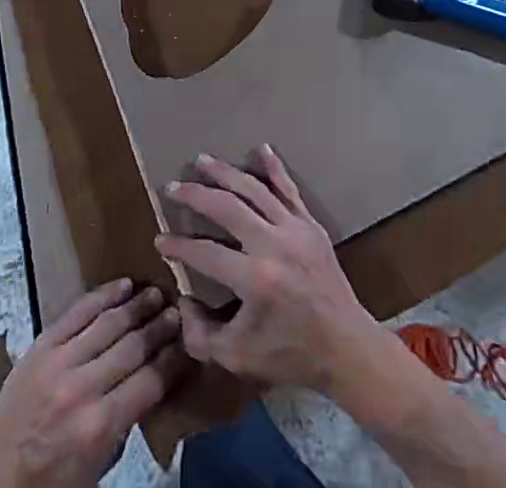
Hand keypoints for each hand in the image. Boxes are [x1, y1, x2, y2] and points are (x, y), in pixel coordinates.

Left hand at [0, 279, 186, 487]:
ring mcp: (58, 364)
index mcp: (101, 425)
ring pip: (109, 323)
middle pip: (134, 346)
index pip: (153, 379)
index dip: (176, 356)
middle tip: (179, 311)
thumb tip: (160, 373)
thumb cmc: (56, 478)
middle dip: (162, 326)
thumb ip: (131, 415)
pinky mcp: (40, 348)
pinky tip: (123, 285)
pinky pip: (77, 312)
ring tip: (156, 293)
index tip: (190, 339)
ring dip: (137, 305)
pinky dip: (103, 295)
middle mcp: (82, 390)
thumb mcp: (103, 459)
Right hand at [155, 145, 389, 396]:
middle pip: (227, 208)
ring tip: (203, 159)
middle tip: (173, 186)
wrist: (346, 346)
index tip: (159, 240)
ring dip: (226, 173)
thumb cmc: (290, 354)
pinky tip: (262, 148)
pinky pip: (290, 190)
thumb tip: (183, 301)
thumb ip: (199, 334)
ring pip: (256, 191)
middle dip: (196, 195)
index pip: (205, 253)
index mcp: (255, 279)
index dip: (177, 246)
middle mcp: (274, 245)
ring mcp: (296, 230)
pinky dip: (274, 168)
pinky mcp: (311, 226)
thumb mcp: (237, 357)